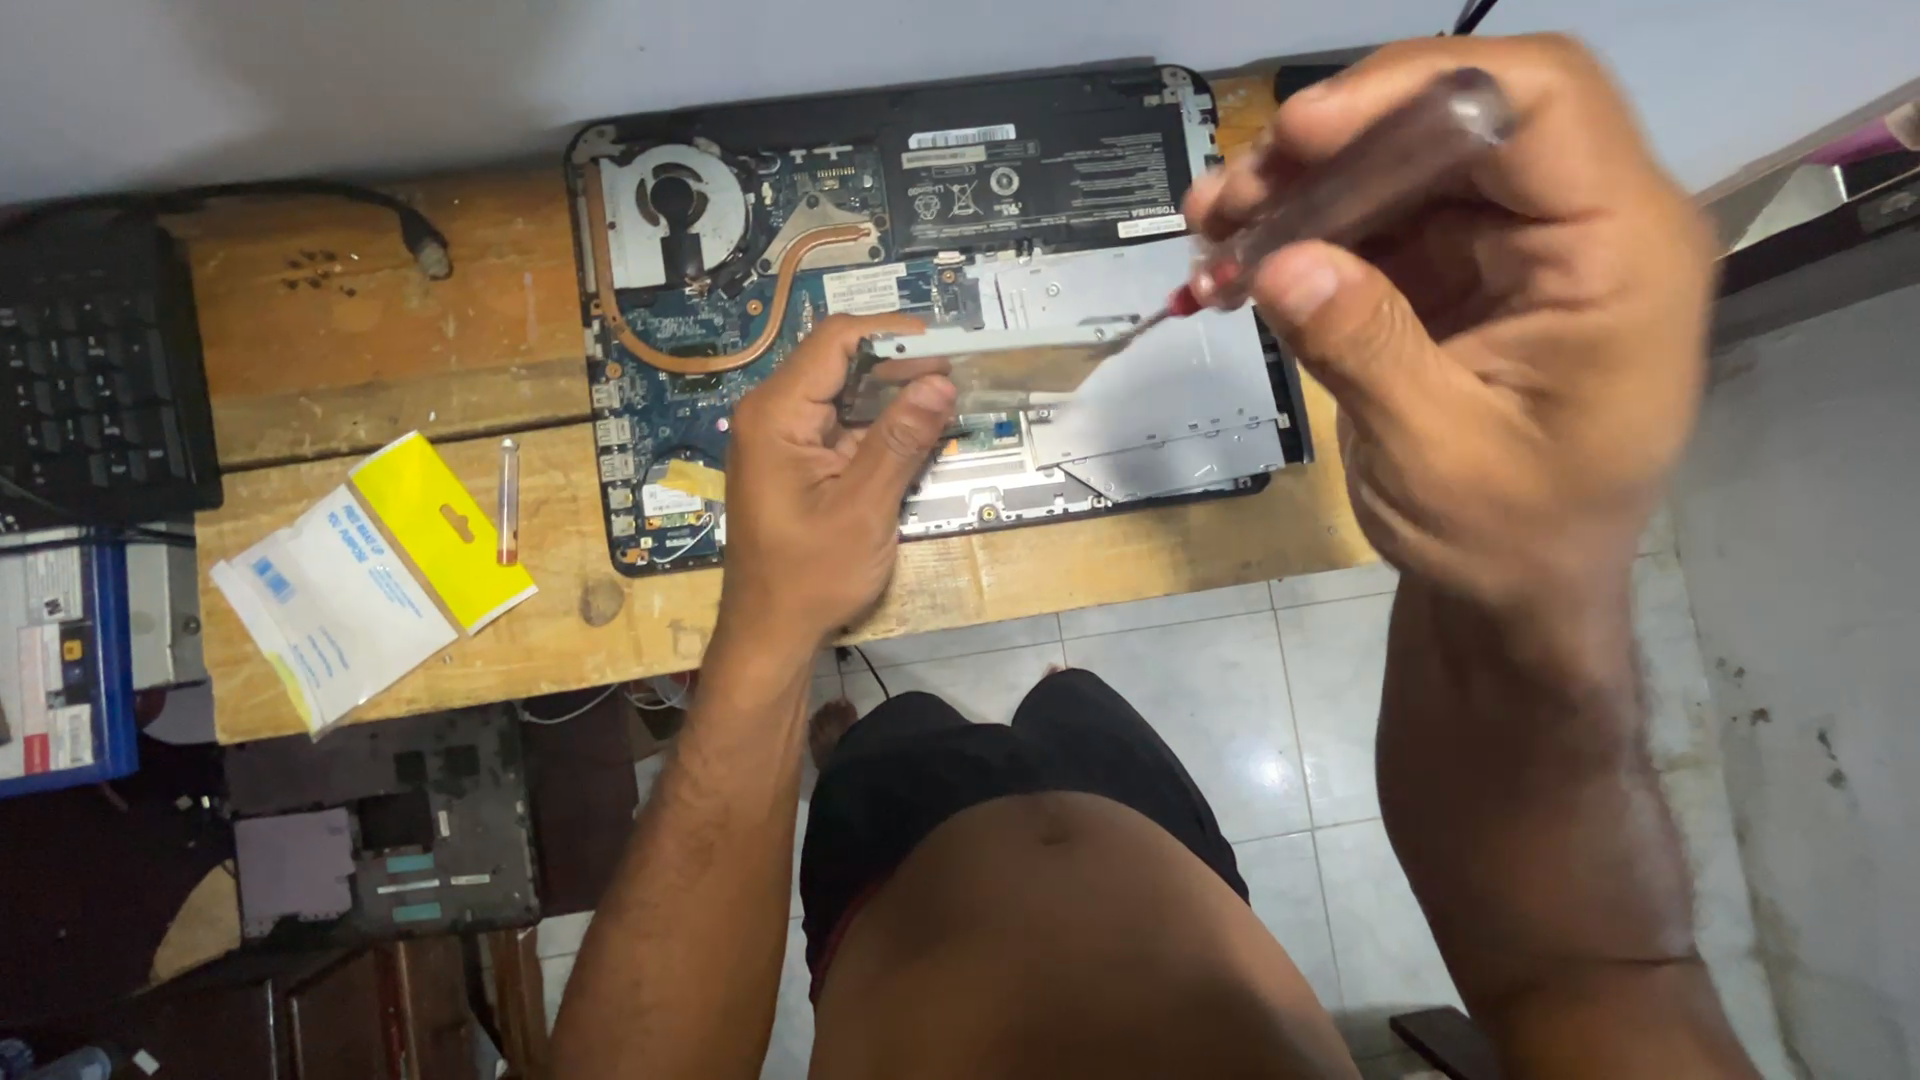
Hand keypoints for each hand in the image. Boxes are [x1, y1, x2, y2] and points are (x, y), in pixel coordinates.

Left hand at [716, 314, 956, 655]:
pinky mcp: (798, 462)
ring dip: (895, 398)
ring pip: (845, 395)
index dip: (892, 335)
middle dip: (900, 368)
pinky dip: (880, 429)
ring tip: (949, 403)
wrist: (772, 631)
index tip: (947, 346)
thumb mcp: (864, 508)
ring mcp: (784, 439)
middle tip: (959, 379)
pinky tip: (919, 434)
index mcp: (777, 415)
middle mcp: (773, 415)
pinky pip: (842, 428)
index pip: (835, 342)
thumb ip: (901, 441)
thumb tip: (942, 382)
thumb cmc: (811, 576)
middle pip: (841, 364)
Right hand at [1185, 35, 1715, 618]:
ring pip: (1394, 171)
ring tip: (1208, 235)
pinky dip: (1295, 242)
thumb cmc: (1503, 534)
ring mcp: (1502, 249)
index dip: (1409, 94)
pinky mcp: (1447, 279)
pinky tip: (1231, 272)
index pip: (1536, 103)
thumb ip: (1364, 348)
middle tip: (1222, 204)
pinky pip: (1367, 229)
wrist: (1510, 586)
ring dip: (1296, 194)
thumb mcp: (1430, 452)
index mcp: (1614, 251)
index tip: (1293, 137)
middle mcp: (1567, 225)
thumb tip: (1278, 260)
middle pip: (1449, 124)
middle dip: (1325, 152)